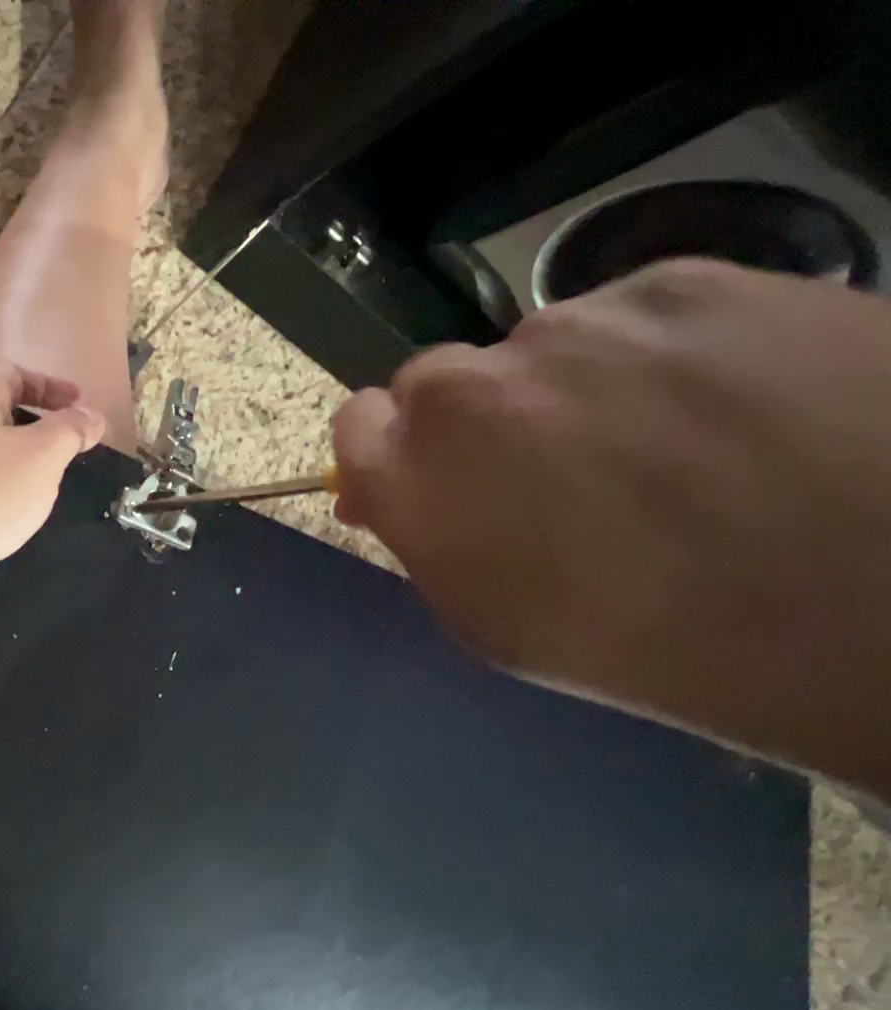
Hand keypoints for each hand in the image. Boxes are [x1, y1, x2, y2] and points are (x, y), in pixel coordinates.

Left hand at [0, 364, 105, 611]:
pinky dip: (4, 490)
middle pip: (0, 411)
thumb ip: (71, 430)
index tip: (81, 406)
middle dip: (40, 425)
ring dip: (24, 461)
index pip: (12, 373)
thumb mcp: (42, 455)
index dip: (50, 384)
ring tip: (50, 483)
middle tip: (71, 447)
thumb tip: (92, 415)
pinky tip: (17, 514)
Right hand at [331, 259, 890, 794]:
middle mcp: (467, 389)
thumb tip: (377, 485)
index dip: (397, 450)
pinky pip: (637, 313)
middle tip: (563, 469)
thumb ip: (417, 537)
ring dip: (574, 384)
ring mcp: (575, 328)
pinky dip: (664, 351)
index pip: (357, 422)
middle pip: (438, 380)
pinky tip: (734, 401)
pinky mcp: (686, 281)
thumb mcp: (497, 624)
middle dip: (480, 420)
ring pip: (542, 347)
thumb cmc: (665, 646)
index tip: (446, 478)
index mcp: (412, 475)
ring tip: (671, 439)